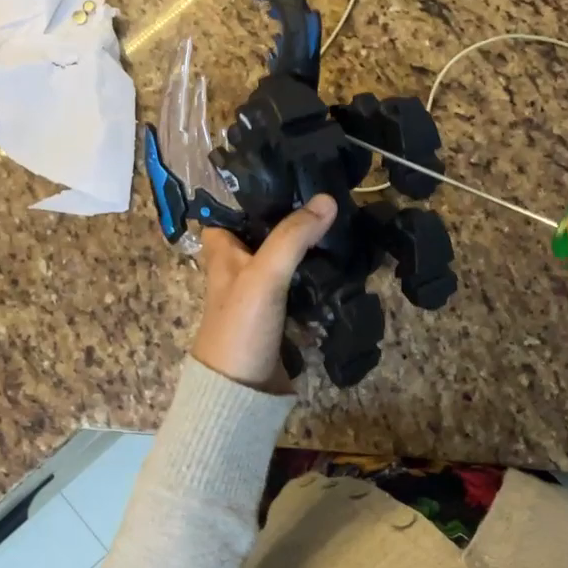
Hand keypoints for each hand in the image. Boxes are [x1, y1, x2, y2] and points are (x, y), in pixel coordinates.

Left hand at [191, 195, 337, 393]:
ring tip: (346, 224)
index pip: (236, 207)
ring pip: (288, 258)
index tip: (297, 172)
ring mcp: (260, 292)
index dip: (261, 190)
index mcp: (221, 250)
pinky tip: (345, 264)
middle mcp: (238, 266)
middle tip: (334, 197)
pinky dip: (318, 276)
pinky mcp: (280, 316)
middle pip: (268, 231)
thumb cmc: (241, 327)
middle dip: (296, 217)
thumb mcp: (264, 274)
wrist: (241, 395)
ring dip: (311, 246)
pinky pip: (302, 286)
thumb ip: (293, 236)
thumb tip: (328, 198)